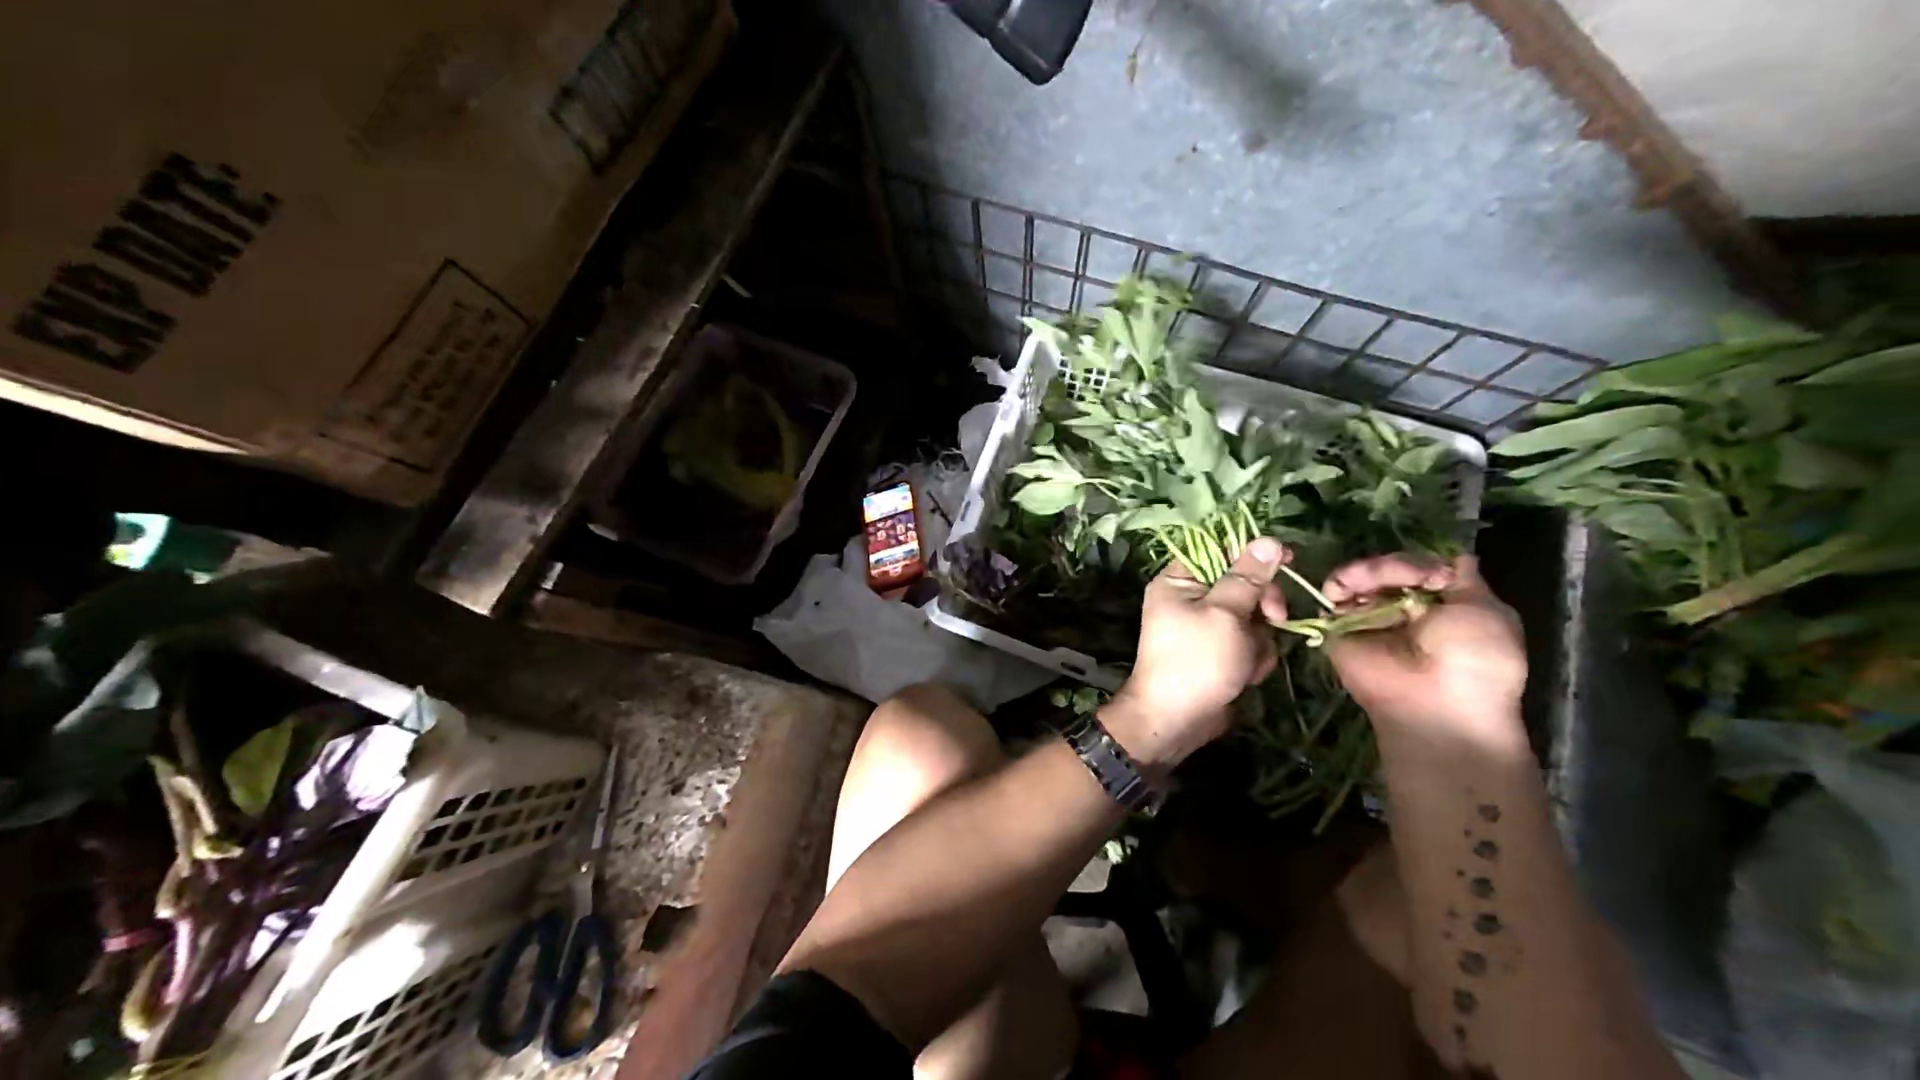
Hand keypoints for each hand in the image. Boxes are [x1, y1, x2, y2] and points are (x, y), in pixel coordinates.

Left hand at [1101, 537, 1291, 767]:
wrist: (1178, 720)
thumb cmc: (1196, 661)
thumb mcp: (1225, 614)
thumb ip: (1248, 577)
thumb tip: (1268, 539)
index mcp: (1179, 581)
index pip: (1220, 551)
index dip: (1254, 554)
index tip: (1287, 559)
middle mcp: (1191, 598)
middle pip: (1244, 584)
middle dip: (1262, 606)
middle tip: (1275, 618)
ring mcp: (1207, 626)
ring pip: (1254, 616)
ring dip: (1259, 639)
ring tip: (1246, 660)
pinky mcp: (1221, 651)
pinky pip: (1250, 642)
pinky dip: (1253, 657)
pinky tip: (1246, 674)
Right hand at [1323, 554, 1527, 747]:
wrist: (1437, 702)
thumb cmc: (1475, 658)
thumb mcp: (1486, 611)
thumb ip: (1465, 580)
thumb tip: (1455, 556)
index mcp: (1439, 603)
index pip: (1421, 566)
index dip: (1420, 562)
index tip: (1430, 572)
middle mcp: (1402, 608)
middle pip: (1387, 568)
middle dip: (1390, 565)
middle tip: (1401, 576)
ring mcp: (1369, 619)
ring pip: (1360, 578)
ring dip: (1362, 572)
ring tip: (1362, 581)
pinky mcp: (1339, 631)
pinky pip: (1333, 601)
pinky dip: (1337, 586)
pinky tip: (1342, 588)